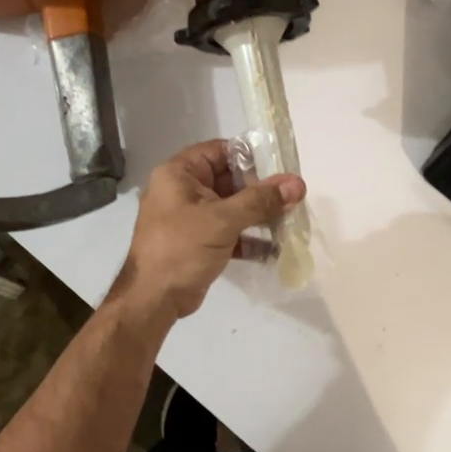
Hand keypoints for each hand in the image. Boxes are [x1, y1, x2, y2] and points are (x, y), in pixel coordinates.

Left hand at [109, 141, 306, 325]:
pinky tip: (275, 249)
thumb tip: (297, 183)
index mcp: (179, 173)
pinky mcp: (199, 242)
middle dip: (261, 191)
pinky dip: (249, 239)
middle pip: (229, 180)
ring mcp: (190, 218)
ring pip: (232, 208)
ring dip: (259, 215)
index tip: (282, 167)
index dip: (250, 157)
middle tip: (293, 197)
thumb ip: (261, 200)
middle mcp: (183, 190)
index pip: (220, 151)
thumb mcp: (222, 220)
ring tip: (290, 221)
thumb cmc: (182, 249)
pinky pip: (229, 233)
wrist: (153, 299)